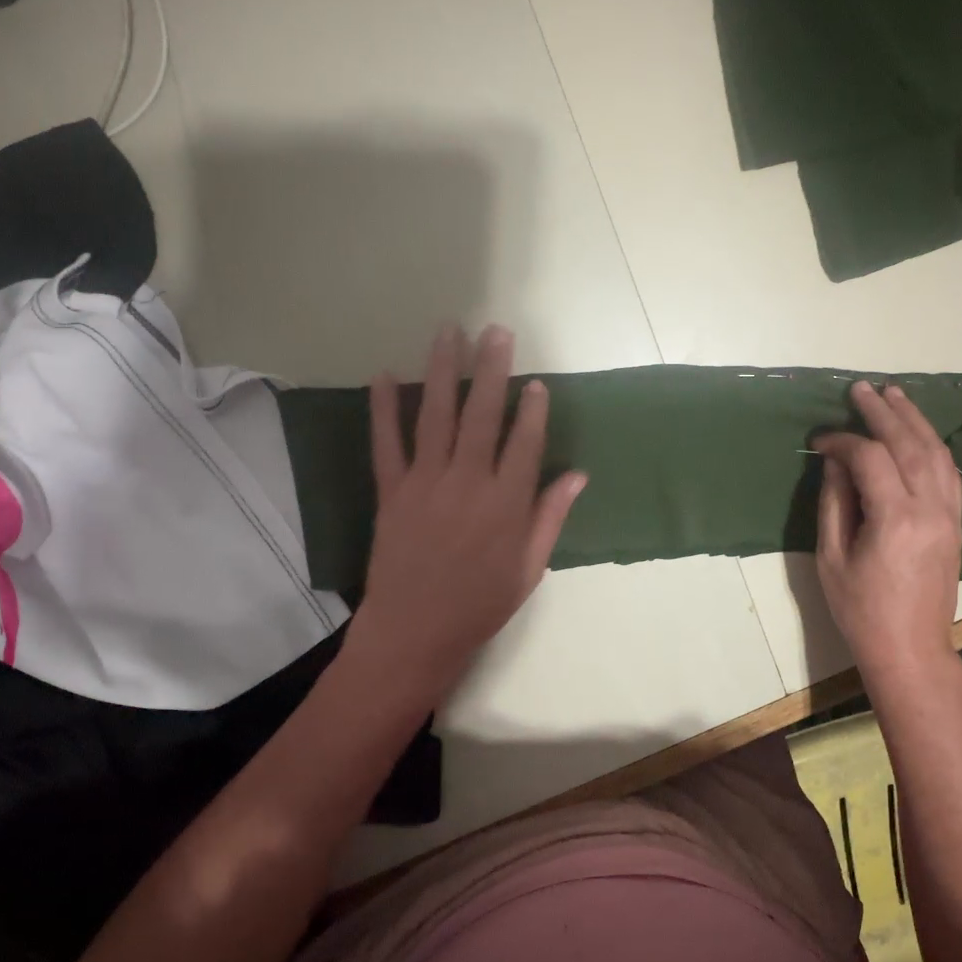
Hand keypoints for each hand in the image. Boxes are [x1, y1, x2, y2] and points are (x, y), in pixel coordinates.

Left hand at [350, 325, 586, 688]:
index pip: (524, 443)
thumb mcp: (529, 569)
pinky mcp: (391, 491)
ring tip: (449, 332)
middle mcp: (467, 483)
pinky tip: (383, 375)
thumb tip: (578, 475)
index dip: (533, 410)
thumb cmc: (479, 605)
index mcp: (506, 504)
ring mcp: (425, 483)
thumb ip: (550, 518)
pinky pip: (386, 443)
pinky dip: (383, 408)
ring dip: (442, 370)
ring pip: (435, 416)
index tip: (538, 381)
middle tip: (497, 331)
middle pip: (481, 415)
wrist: (414, 631)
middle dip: (492, 369)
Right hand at [812, 381, 961, 674]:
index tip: (818, 440)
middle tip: (860, 389)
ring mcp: (950, 514)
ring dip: (914, 420)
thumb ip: (835, 503)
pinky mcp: (956, 523)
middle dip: (883, 413)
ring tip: (893, 395)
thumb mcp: (832, 558)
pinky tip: (919, 434)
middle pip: (909, 444)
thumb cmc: (861, 609)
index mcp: (896, 518)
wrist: (911, 647)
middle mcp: (930, 508)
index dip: (842, 441)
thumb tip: (835, 462)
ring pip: (936, 452)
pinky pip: (950, 472)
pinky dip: (933, 446)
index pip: (870, 458)